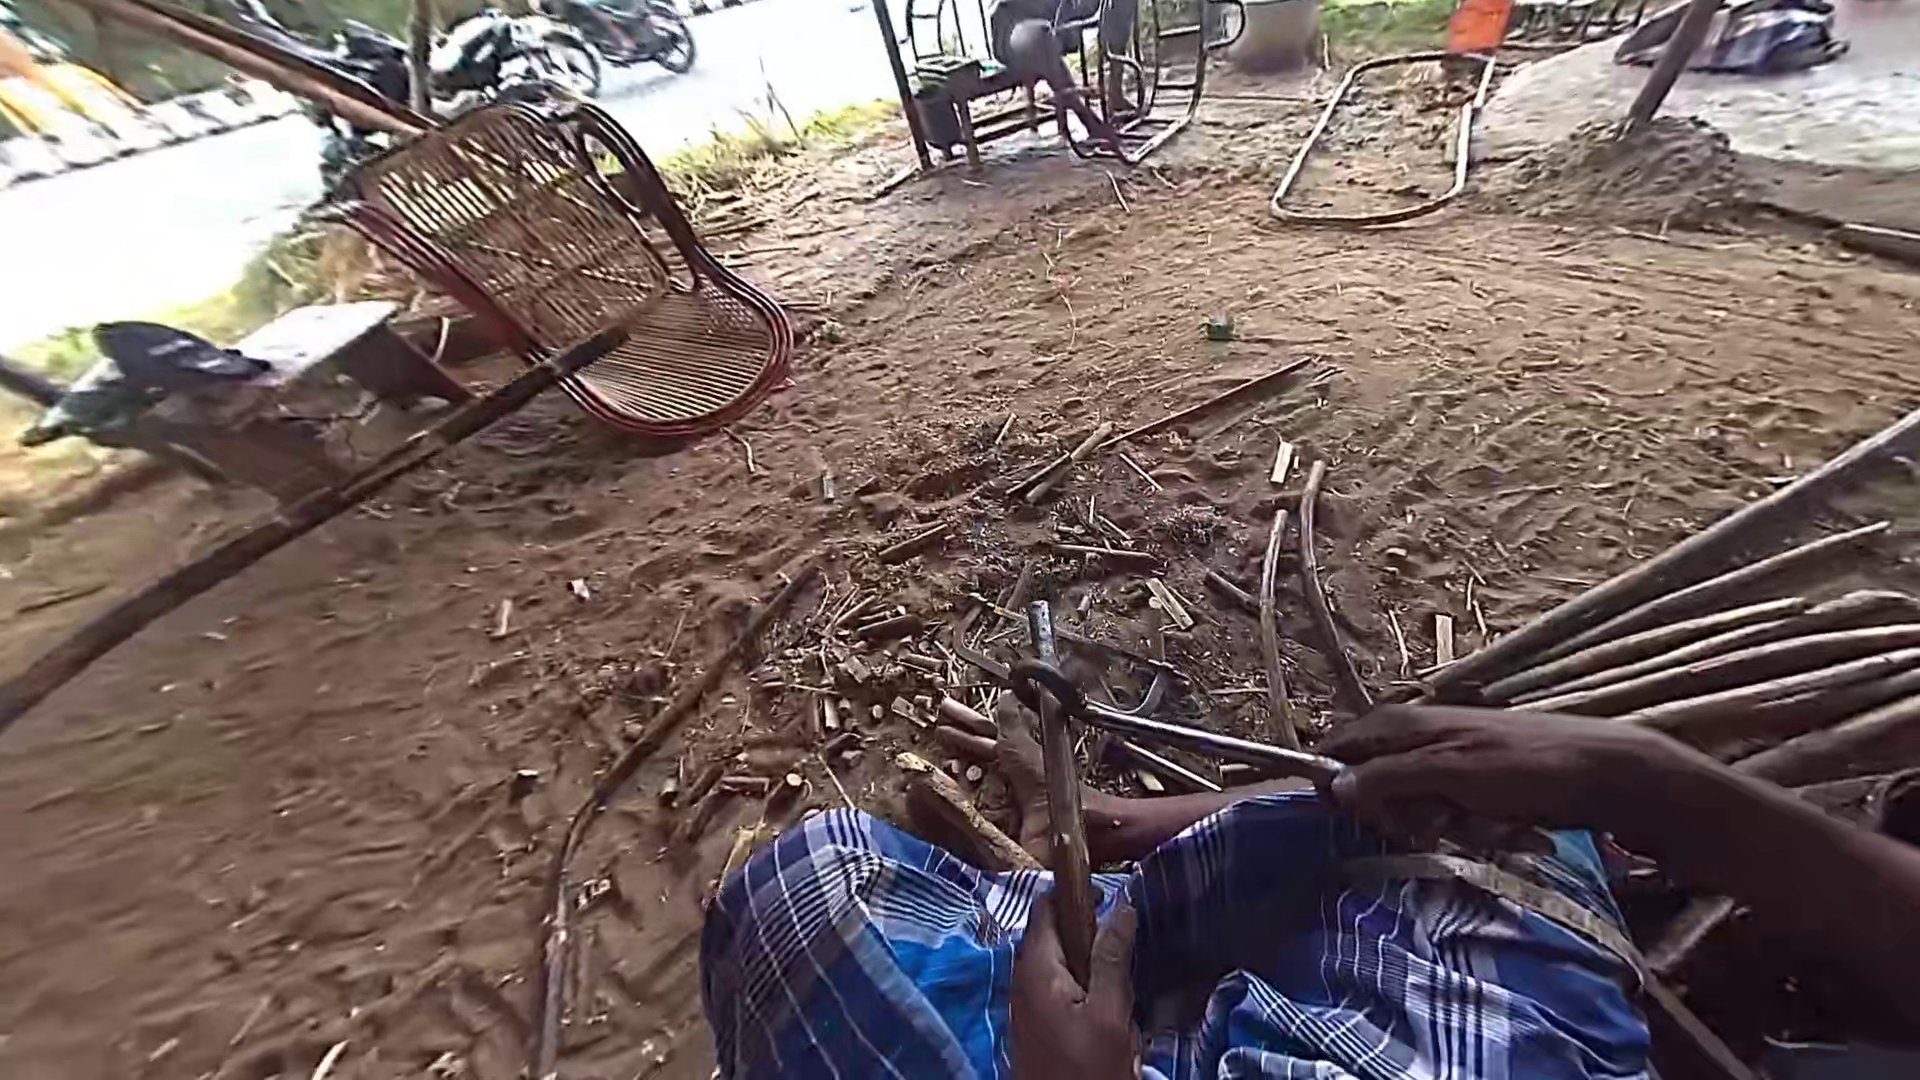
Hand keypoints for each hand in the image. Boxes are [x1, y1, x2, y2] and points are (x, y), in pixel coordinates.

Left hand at [1011, 891, 1139, 1078]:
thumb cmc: (1084, 1073)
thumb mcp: (1108, 1015)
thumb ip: (1112, 958)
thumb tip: (1122, 906)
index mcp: (1035, 962)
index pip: (1047, 905)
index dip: (1076, 895)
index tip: (1110, 901)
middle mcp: (1023, 974)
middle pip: (1058, 935)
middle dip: (1092, 945)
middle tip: (1121, 969)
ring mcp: (1027, 1001)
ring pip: (1064, 966)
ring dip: (1094, 978)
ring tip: (1117, 1010)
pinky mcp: (1035, 1024)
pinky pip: (1062, 993)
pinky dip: (1086, 999)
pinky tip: (1106, 1030)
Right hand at [1318, 704, 1698, 840]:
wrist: (1609, 772)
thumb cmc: (1522, 767)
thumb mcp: (1448, 773)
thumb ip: (1386, 778)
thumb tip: (1333, 789)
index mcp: (1391, 724)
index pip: (1333, 752)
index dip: (1338, 788)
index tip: (1367, 822)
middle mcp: (1404, 735)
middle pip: (1367, 781)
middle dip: (1395, 812)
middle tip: (1431, 828)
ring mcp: (1435, 755)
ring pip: (1404, 800)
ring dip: (1435, 822)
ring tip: (1476, 827)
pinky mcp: (1463, 776)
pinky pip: (1439, 806)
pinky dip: (1461, 823)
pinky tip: (1494, 826)